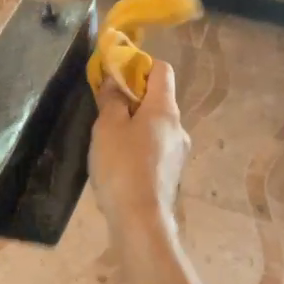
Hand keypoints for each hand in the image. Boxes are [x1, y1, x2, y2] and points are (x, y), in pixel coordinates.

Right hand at [89, 60, 189, 227]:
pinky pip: (154, 147)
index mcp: (165, 109)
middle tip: (104, 108)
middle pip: (158, 99)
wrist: (140, 219)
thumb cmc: (122, 166)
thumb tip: (115, 82)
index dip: (138, 65)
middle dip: (132, 97)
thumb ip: (111, 99)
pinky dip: (138, 145)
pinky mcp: (171, 172)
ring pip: (155, 125)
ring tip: (108, 139)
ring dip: (134, 124)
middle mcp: (178, 126)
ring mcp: (178, 151)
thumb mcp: (107, 127)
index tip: (114, 74)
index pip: (162, 70)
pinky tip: (119, 162)